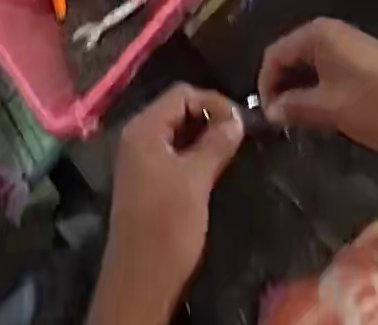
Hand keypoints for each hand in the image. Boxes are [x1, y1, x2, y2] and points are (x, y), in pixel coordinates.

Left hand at [90, 84, 243, 324]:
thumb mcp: (196, 180)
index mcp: (143, 129)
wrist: (139, 283)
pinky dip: (194, 149)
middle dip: (209, 115)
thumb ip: (216, 143)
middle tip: (239, 132)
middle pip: (177, 108)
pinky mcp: (146, 177)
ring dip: (204, 133)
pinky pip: (173, 148)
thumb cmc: (166, 226)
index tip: (240, 120)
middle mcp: (137, 136)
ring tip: (231, 145)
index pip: (181, 94)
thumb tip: (237, 119)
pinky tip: (214, 161)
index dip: (213, 101)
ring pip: (177, 129)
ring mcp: (140, 157)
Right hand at [257, 19, 377, 152]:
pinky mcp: (361, 58)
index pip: (274, 55)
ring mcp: (347, 44)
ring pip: (309, 66)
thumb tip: (269, 111)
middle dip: (282, 89)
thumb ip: (295, 107)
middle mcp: (328, 32)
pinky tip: (325, 113)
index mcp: (316, 35)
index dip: (265, 85)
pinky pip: (327, 70)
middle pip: (290, 57)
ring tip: (301, 122)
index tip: (267, 118)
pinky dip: (318, 89)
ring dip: (300, 92)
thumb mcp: (330, 108)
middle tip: (282, 123)